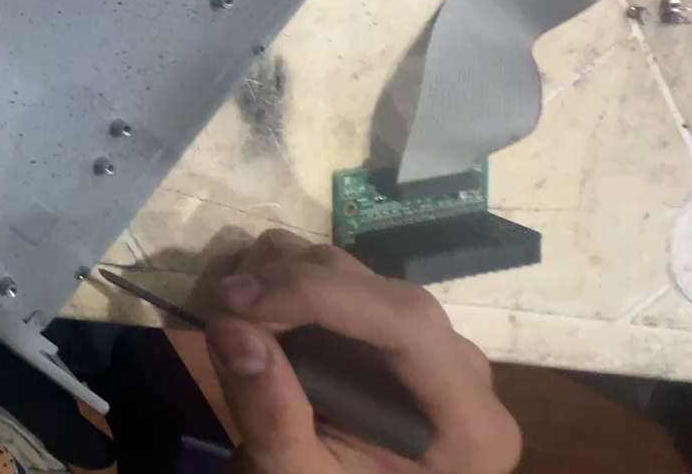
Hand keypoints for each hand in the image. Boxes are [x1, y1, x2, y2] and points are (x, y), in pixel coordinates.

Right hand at [203, 230, 519, 473]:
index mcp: (468, 423)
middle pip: (371, 287)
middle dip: (287, 285)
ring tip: (236, 315)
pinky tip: (253, 310)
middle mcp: (457, 368)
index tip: (235, 301)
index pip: (406, 323)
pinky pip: (324, 267)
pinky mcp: (375, 316)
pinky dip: (275, 272)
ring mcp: (418, 336)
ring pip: (343, 266)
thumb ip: (272, 416)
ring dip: (274, 274)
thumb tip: (231, 327)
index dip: (317, 295)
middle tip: (223, 310)